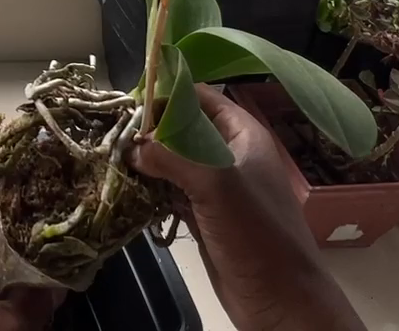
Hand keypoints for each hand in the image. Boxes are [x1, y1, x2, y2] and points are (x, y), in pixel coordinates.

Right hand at [132, 83, 364, 330]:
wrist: (283, 306)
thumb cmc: (257, 234)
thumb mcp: (215, 185)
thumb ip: (170, 157)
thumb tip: (129, 145)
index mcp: (243, 136)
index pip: (203, 97)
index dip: (171, 93)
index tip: (135, 98)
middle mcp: (230, 155)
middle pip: (184, 127)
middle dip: (152, 127)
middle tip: (118, 128)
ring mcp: (218, 187)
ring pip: (176, 160)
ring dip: (149, 158)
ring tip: (115, 153)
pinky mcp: (205, 214)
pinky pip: (173, 189)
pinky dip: (153, 186)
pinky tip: (128, 183)